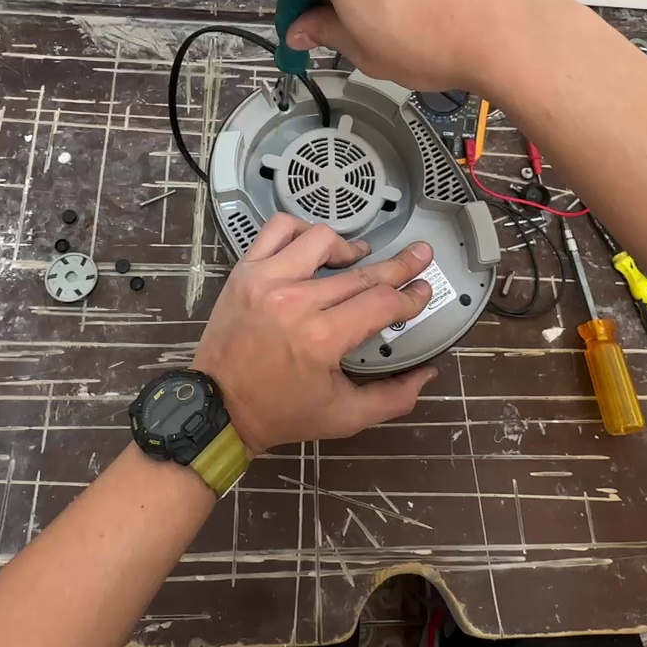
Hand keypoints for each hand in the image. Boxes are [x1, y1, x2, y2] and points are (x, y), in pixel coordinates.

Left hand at [191, 214, 442, 455]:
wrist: (218, 407)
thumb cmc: (281, 412)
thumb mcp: (344, 417)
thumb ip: (393, 397)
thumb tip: (427, 373)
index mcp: (323, 338)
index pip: (382, 302)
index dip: (410, 296)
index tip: (422, 290)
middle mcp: (296, 301)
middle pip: (361, 272)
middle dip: (398, 265)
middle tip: (419, 256)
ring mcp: (267, 280)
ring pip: (321, 239)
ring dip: (347, 247)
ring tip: (357, 258)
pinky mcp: (246, 271)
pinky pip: (278, 230)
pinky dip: (300, 230)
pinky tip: (312, 245)